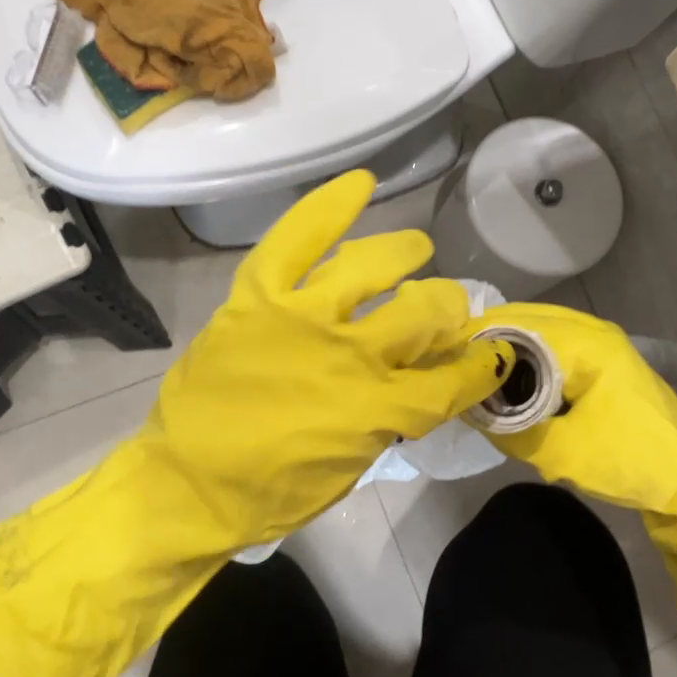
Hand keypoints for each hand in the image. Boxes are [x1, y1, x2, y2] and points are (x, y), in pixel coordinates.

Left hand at [0, 171, 510, 676]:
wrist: (186, 485)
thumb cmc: (271, 492)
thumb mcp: (350, 468)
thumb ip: (390, 419)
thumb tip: (420, 382)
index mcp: (376, 409)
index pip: (451, 380)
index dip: (480, 367)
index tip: (490, 357)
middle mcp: (348, 355)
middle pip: (422, 314)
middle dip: (447, 308)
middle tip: (443, 308)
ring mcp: (301, 318)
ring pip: (370, 266)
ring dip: (404, 253)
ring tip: (414, 248)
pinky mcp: (258, 296)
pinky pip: (296, 238)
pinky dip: (329, 206)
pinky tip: (361, 183)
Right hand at [476, 303, 676, 665]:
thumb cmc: (630, 462)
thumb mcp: (561, 450)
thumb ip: (509, 426)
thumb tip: (471, 407)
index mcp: (587, 344)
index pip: (515, 323)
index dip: (474, 339)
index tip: (439, 360)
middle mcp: (595, 333)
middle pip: (526, 321)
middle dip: (488, 342)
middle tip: (449, 367)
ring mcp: (604, 348)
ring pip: (540, 336)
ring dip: (508, 352)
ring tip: (471, 376)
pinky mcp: (606, 368)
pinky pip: (555, 352)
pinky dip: (529, 363)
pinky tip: (508, 385)